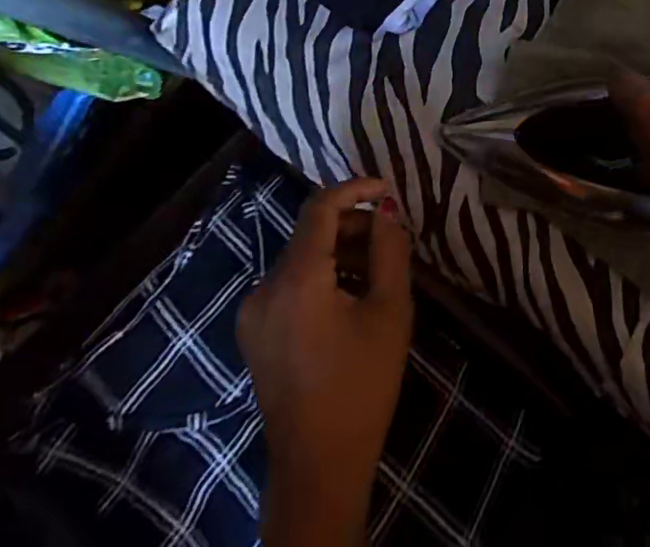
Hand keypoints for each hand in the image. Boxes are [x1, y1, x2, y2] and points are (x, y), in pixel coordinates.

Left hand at [239, 179, 412, 545]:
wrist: (320, 460)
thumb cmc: (363, 381)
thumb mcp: (390, 309)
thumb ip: (390, 251)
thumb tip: (386, 210)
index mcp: (295, 280)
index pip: (319, 209)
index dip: (355, 189)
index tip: (389, 189)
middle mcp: (264, 289)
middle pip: (310, 234)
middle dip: (354, 227)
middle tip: (395, 241)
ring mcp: (254, 313)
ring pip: (302, 260)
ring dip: (342, 253)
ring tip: (381, 273)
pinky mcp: (256, 333)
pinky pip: (292, 285)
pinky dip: (324, 277)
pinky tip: (355, 298)